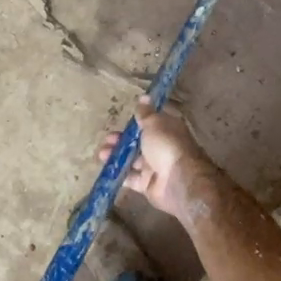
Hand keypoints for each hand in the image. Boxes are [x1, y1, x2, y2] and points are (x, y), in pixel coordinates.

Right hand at [97, 96, 218, 223]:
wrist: (178, 180)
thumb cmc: (166, 145)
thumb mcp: (154, 123)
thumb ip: (146, 113)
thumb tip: (144, 96)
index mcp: (167, 130)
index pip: (150, 123)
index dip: (136, 121)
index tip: (122, 120)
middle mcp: (162, 147)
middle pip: (138, 142)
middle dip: (121, 140)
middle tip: (107, 139)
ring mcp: (155, 167)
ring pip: (132, 160)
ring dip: (116, 156)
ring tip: (102, 154)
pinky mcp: (147, 184)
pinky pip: (130, 178)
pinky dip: (119, 173)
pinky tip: (107, 169)